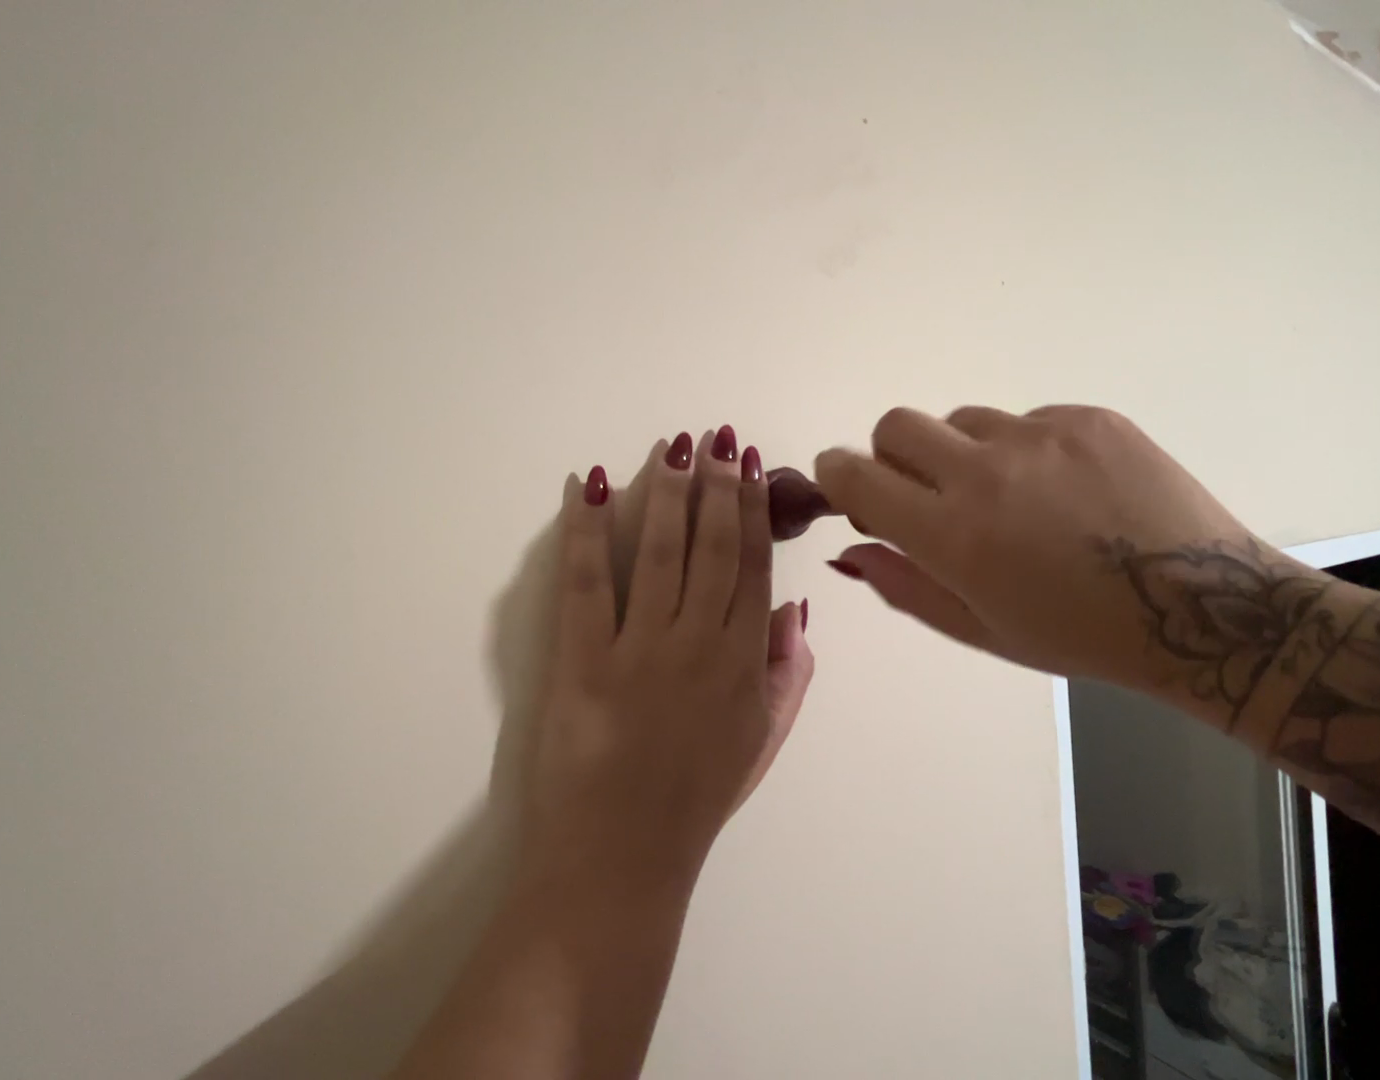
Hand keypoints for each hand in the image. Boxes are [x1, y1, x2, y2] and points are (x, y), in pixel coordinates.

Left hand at [518, 429, 814, 896]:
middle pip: (713, 548)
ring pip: (660, 553)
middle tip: (715, 438)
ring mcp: (641, 650)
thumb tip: (797, 610)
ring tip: (673, 449)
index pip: (754, 569)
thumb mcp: (763, 740)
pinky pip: (587, 582)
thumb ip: (789, 674)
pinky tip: (586, 485)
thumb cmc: (697, 799)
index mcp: (746, 663)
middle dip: (716, 486)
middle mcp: (700, 644)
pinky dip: (586, 530)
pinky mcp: (582, 662)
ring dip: (667, 494)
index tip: (750, 467)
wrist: (623, 856)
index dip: (752, 512)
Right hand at [813, 405, 1268, 690]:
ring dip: (964, 453)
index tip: (846, 485)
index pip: (856, 476)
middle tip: (925, 491)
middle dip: (892, 455)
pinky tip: (1068, 493)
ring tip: (1014, 499)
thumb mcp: (982, 631)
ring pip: (965, 419)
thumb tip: (852, 550)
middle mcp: (986, 472)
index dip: (837, 475)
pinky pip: (1028, 420)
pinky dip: (1026, 451)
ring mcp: (1041, 436)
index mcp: (952, 535)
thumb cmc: (1080, 636)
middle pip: (897, 424)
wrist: (1202, 609)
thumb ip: (906, 586)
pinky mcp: (1089, 417)